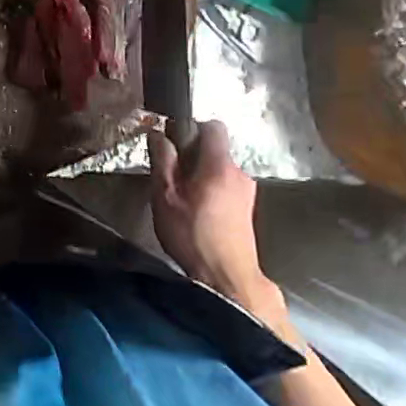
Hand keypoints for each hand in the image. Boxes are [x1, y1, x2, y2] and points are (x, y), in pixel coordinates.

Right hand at [148, 120, 269, 306]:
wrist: (226, 279)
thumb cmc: (192, 236)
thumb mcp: (165, 197)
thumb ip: (163, 162)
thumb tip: (159, 134)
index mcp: (219, 165)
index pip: (213, 126)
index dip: (193, 128)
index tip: (174, 143)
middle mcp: (239, 173)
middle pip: (214, 151)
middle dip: (192, 159)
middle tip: (170, 179)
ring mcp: (246, 192)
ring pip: (219, 171)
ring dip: (200, 178)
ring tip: (181, 201)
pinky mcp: (247, 210)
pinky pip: (226, 188)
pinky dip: (211, 193)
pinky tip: (197, 215)